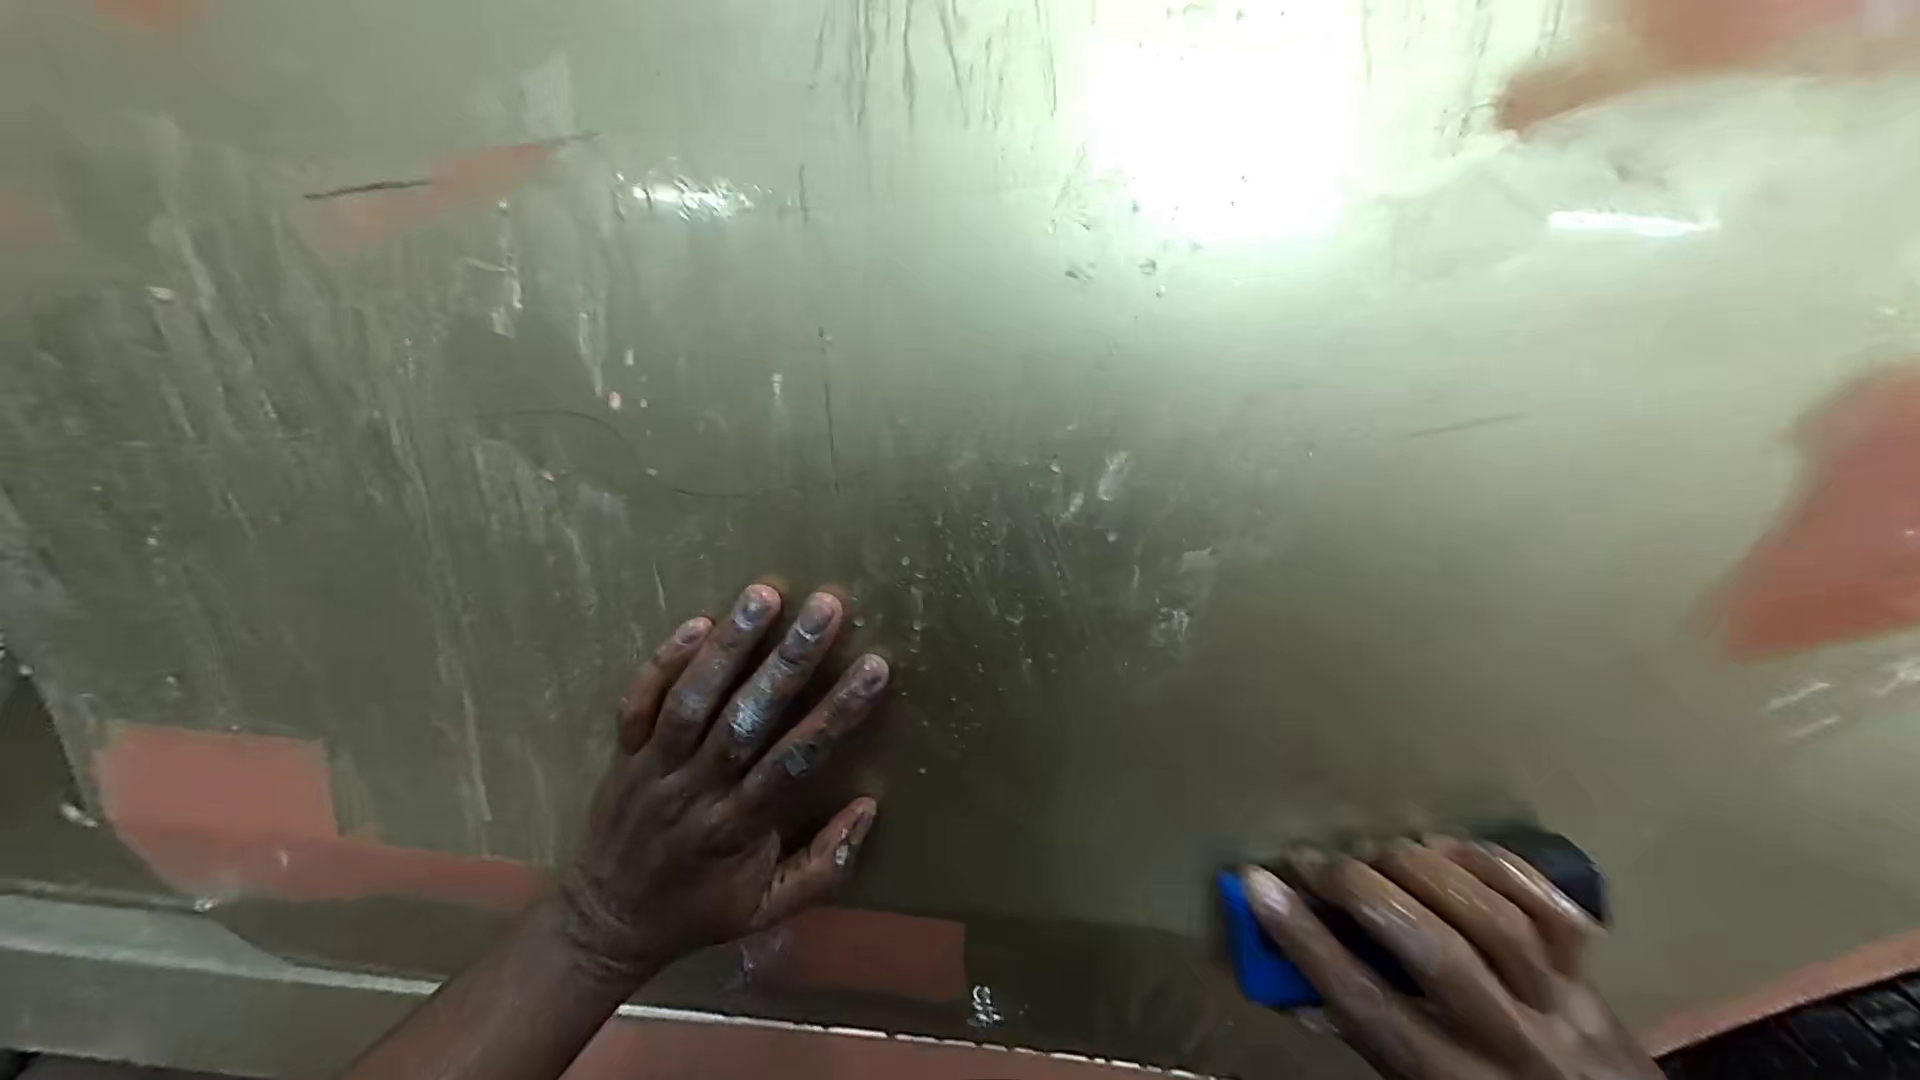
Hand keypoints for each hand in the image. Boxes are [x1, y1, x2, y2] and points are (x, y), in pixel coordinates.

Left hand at [556, 582, 888, 984]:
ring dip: (729, 645)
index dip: (838, 712)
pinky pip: (639, 702)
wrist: (600, 925)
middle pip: (746, 717)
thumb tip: (869, 807)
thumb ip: (824, 866)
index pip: (796, 759)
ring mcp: (654, 766)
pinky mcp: (623, 752)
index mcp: (736, 825)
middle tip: (826, 607)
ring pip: (692, 700)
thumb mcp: (766, 910)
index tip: (875, 667)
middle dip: (790, 659)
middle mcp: (696, 788)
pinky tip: (697, 622)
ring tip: (764, 596)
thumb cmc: (696, 911)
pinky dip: (664, 662)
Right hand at [1241, 840, 1661, 1079]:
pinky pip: (1548, 908)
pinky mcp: (1589, 973)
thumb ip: (1350, 1023)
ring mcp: (1563, 1006)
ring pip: (1494, 921)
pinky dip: (1492, 865)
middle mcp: (1514, 1047)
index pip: (1366, 1003)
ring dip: (1421, 871)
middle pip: (1438, 955)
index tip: (1257, 883)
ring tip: (1375, 849)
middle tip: (1313, 860)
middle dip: (1363, 891)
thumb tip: (1272, 959)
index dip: (1304, 939)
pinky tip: (1444, 846)